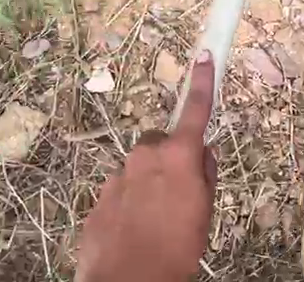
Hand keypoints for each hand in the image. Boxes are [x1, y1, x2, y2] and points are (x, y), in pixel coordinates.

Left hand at [75, 51, 217, 281]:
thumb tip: (202, 153)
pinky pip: (119, 192)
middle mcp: (146, 155)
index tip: (204, 55)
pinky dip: (127, 206)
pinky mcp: (98, 200)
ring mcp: (118, 176)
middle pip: (160, 144)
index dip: (203, 80)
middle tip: (177, 194)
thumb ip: (205, 173)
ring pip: (138, 170)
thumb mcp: (205, 210)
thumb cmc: (176, 248)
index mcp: (179, 154)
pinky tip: (133, 232)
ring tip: (153, 223)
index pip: (196, 108)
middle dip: (168, 159)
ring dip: (146, 185)